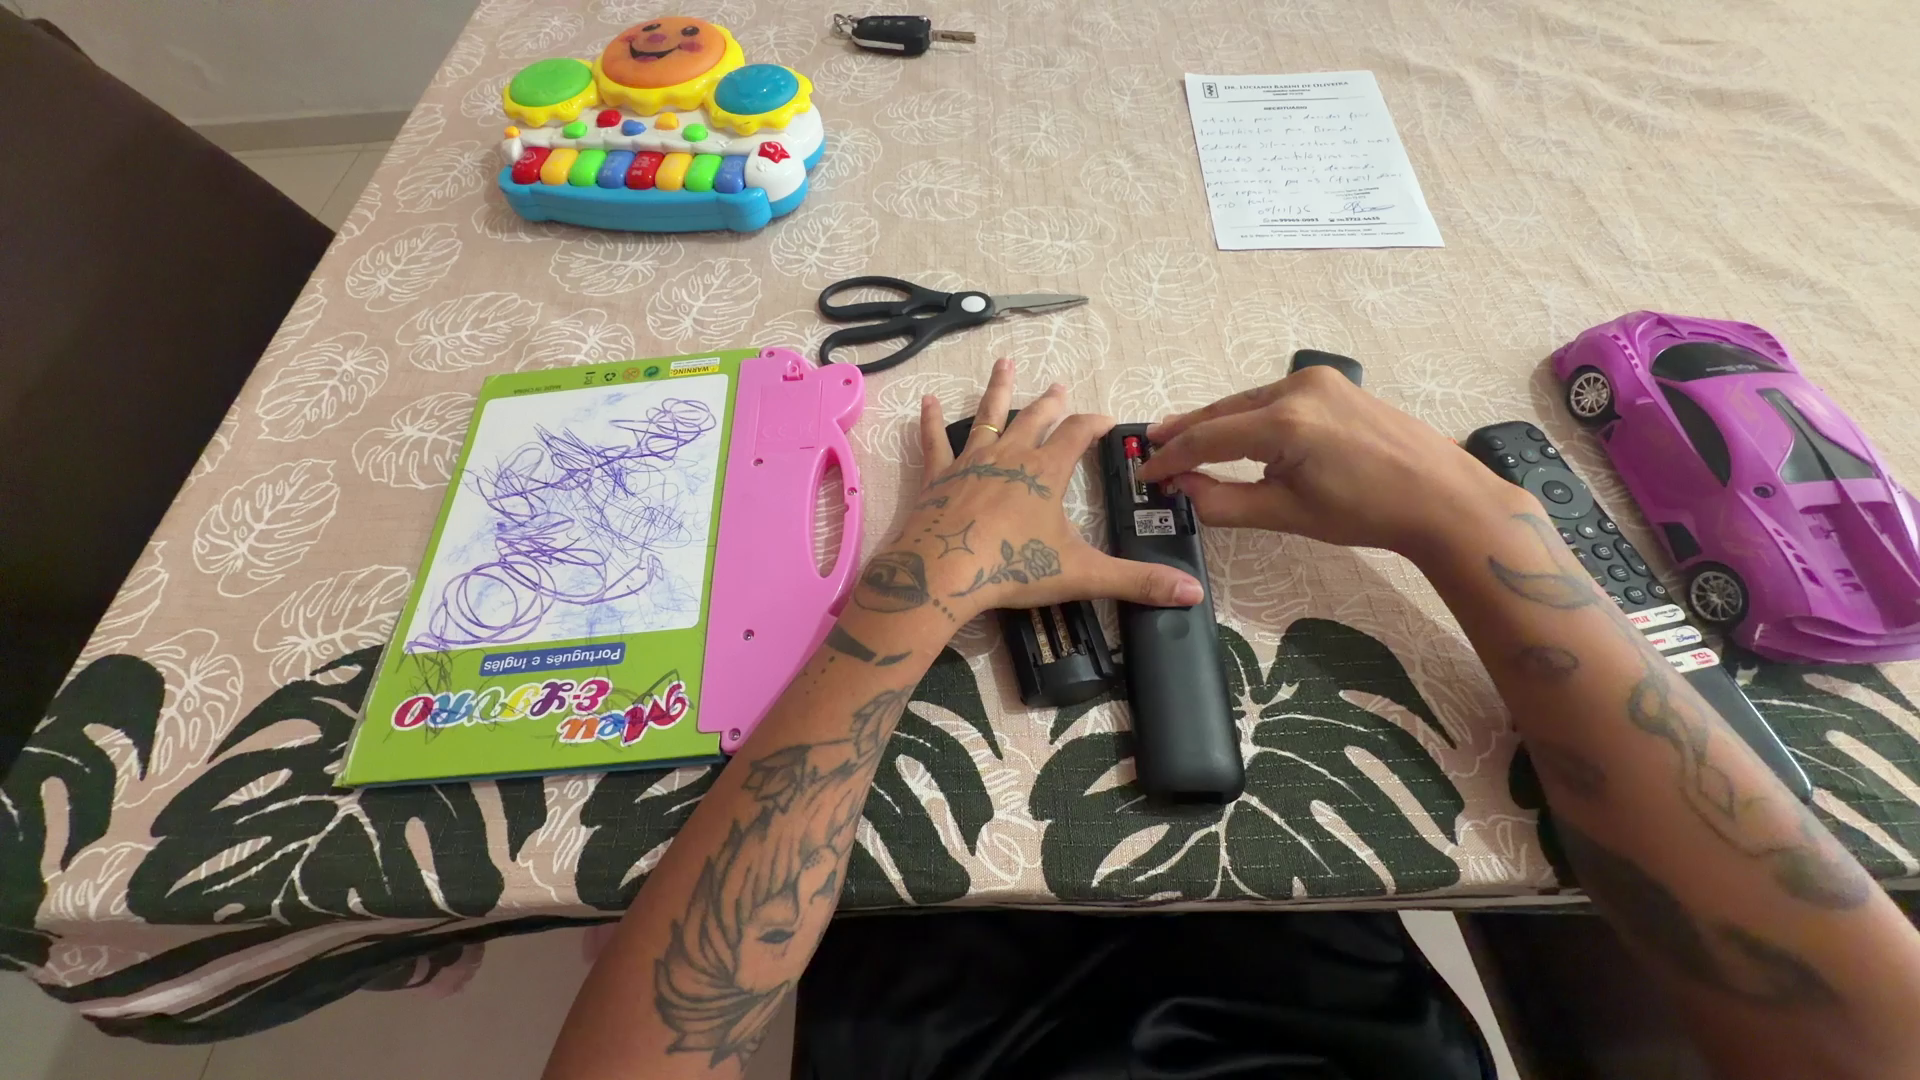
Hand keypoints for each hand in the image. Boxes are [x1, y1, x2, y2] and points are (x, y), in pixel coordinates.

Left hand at [859, 357, 1204, 623]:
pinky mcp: (938, 476)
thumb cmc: (1013, 567)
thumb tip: (1192, 592)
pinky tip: (926, 401)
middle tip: (1059, 387)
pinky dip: (930, 421)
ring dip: (998, 390)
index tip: (1105, 418)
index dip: (1094, 423)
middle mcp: (1010, 455)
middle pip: (1035, 419)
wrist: (944, 572)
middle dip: (1051, 403)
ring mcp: (971, 462)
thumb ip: (1137, 581)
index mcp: (1046, 471)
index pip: (1077, 434)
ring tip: (1003, 365)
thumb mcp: (1082, 574)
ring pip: (988, 417)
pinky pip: (934, 442)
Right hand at [1137, 365, 1531, 563]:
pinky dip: (1245, 416)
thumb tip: (1180, 489)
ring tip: (1181, 440)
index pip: (1208, 438)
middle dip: (1184, 431)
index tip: (1145, 473)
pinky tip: (1231, 431)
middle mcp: (1298, 388)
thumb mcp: (1286, 514)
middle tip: (1150, 446)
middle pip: (1222, 411)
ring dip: (1214, 423)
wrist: (1441, 497)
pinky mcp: (1332, 384)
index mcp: (1286, 423)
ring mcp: (1318, 381)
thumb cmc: (1366, 513)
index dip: (1170, 457)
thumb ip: (1222, 502)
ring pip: (1245, 401)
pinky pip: (1271, 398)